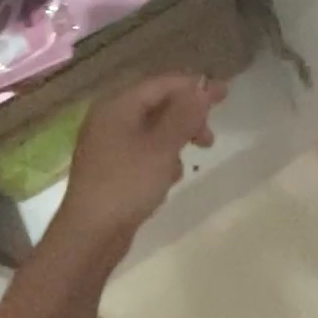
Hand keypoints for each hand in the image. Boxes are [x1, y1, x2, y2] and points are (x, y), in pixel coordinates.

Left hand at [57, 73, 225, 245]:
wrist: (91, 233)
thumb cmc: (127, 185)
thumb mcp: (161, 147)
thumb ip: (184, 116)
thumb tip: (202, 89)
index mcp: (117, 107)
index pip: (161, 85)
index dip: (194, 87)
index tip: (225, 94)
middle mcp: (110, 121)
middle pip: (156, 107)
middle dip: (187, 119)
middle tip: (209, 139)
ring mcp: (109, 147)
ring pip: (152, 134)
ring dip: (175, 143)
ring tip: (187, 164)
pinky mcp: (112, 171)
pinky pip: (143, 155)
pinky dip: (161, 161)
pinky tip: (168, 181)